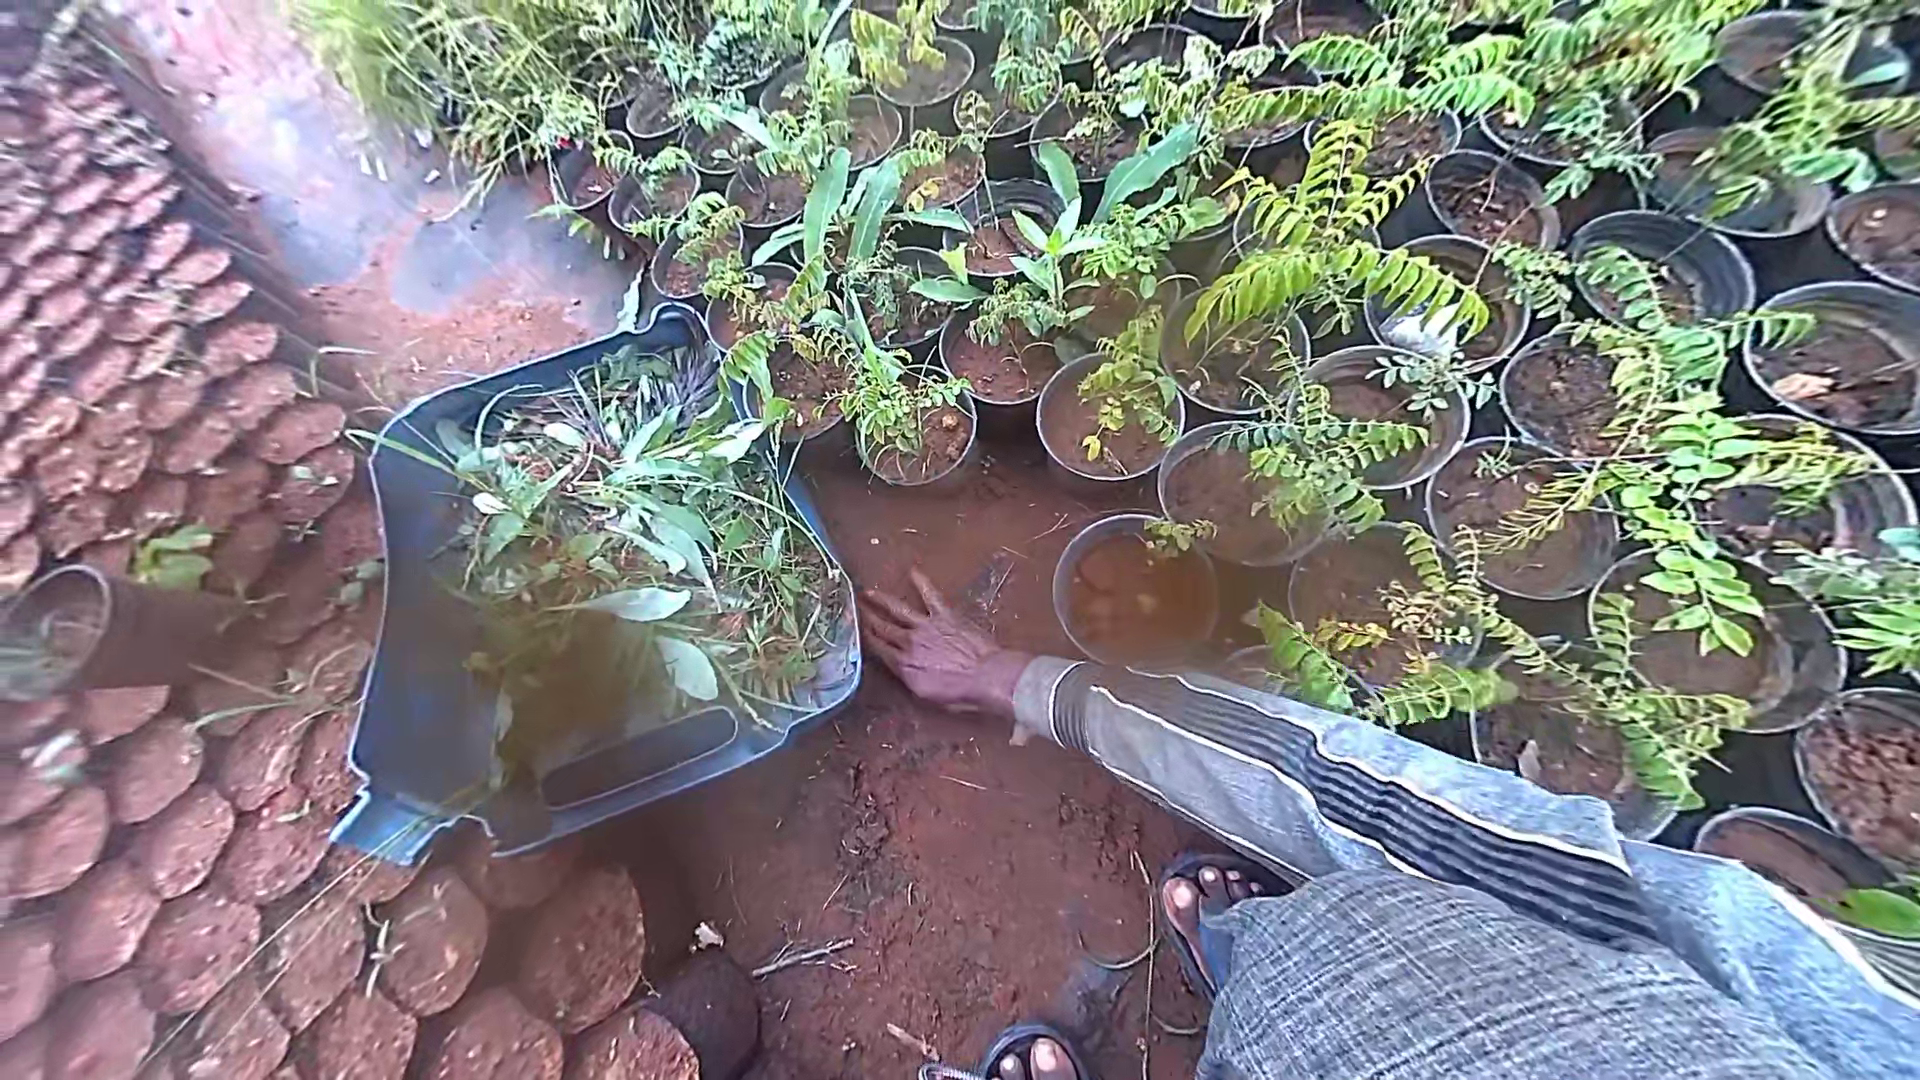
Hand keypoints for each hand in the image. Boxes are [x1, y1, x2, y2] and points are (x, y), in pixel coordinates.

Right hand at [859, 568, 1031, 721]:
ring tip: (869, 592)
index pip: (878, 649)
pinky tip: (913, 571)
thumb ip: (908, 678)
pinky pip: (931, 595)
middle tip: (855, 608)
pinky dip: (922, 582)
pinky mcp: (945, 615)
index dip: (866, 639)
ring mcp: (926, 625)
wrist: (987, 676)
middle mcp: (909, 642)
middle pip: (883, 628)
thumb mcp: (926, 695)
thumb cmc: (960, 692)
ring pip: (898, 610)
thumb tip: (900, 667)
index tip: (855, 630)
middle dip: (867, 618)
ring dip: (882, 600)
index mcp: (903, 664)